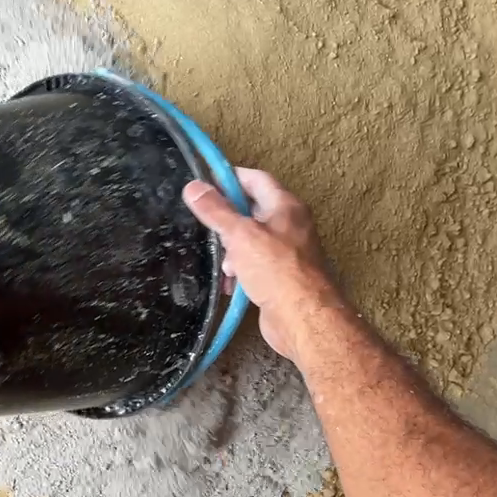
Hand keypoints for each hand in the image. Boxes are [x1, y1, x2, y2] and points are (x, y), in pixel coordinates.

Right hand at [183, 169, 344, 365]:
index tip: (205, 183)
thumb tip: (194, 187)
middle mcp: (291, 226)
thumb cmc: (277, 270)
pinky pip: (256, 266)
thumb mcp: (240, 235)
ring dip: (231, 251)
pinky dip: (240, 271)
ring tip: (221, 264)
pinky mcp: (282, 277)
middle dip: (228, 220)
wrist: (303, 318)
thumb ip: (216, 211)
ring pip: (252, 241)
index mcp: (286, 207)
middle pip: (253, 211)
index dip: (230, 178)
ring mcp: (288, 253)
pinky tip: (229, 285)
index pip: (256, 179)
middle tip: (207, 226)